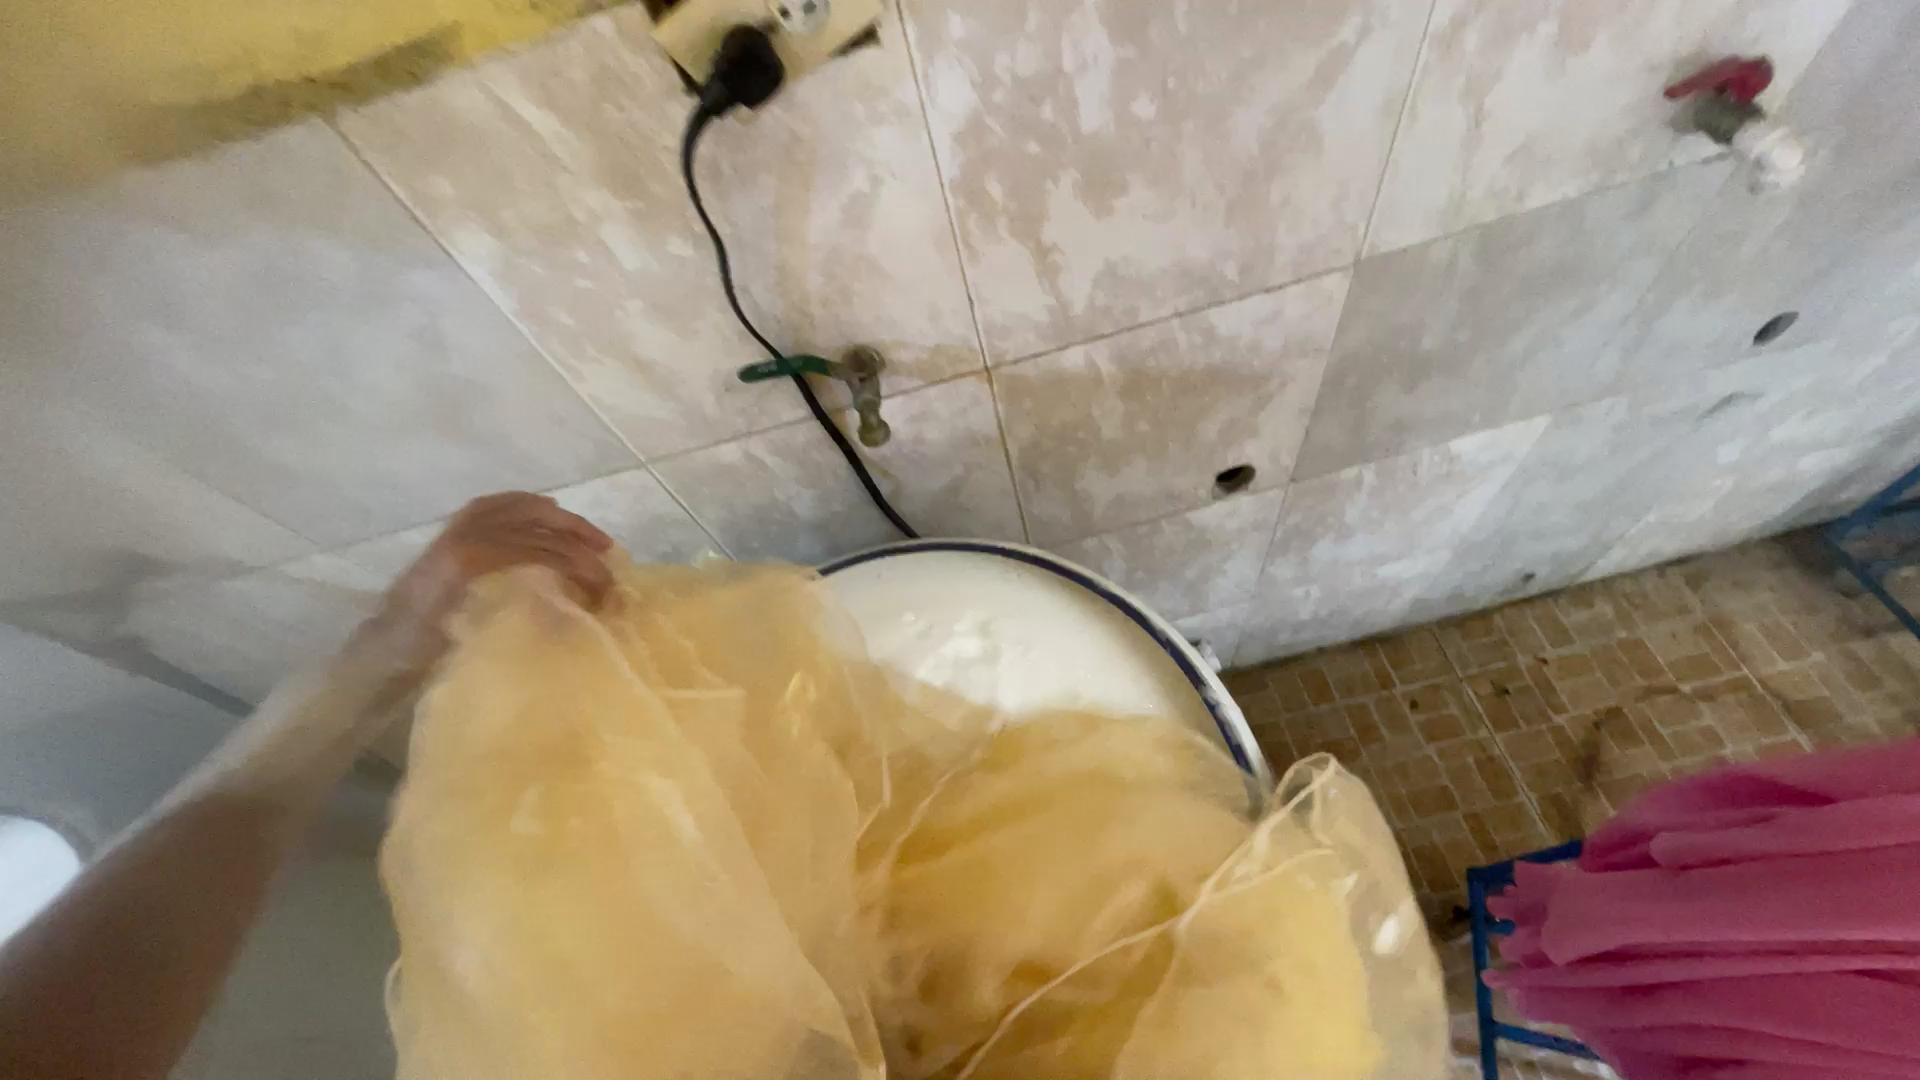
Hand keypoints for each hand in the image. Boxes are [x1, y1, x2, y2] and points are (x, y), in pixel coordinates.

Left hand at [369, 492, 613, 667]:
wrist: (377, 650)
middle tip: (608, 554)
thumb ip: (511, 613)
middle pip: (534, 520)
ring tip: (590, 536)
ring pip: (519, 506)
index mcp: (468, 560)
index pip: (538, 549)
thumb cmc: (423, 652)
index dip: (576, 563)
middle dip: (577, 534)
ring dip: (560, 518)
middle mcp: (463, 534)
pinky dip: (529, 505)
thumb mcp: (469, 639)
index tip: (601, 585)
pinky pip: (498, 505)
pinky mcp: (453, 532)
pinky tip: (549, 512)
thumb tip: (568, 605)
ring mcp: (457, 529)